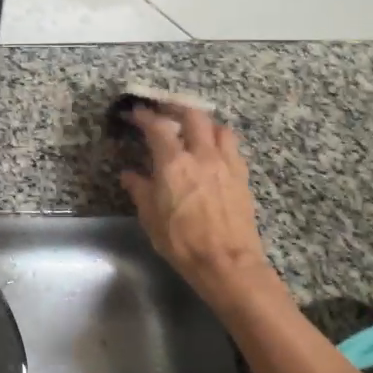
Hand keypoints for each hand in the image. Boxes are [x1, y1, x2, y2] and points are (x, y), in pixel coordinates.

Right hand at [118, 105, 279, 310]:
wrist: (227, 263)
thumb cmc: (181, 241)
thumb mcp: (150, 216)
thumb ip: (140, 189)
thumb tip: (130, 175)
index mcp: (174, 163)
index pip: (157, 126)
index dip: (144, 115)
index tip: (135, 112)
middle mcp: (202, 156)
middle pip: (193, 116)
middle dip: (177, 109)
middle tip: (165, 112)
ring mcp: (226, 164)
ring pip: (219, 128)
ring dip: (204, 124)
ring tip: (193, 130)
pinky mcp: (242, 177)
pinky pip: (232, 148)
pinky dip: (220, 142)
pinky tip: (212, 153)